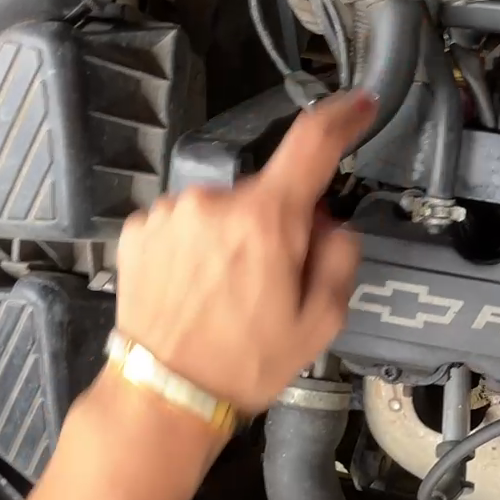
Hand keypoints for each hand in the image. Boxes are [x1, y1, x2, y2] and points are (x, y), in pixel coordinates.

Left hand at [113, 91, 372, 412]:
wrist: (165, 393)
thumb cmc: (241, 363)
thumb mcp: (321, 321)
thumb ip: (340, 257)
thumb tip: (331, 225)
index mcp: (266, 222)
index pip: (311, 143)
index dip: (342, 118)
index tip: (357, 106)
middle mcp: (214, 204)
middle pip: (269, 192)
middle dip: (282, 225)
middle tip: (278, 279)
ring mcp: (172, 215)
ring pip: (228, 209)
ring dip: (239, 238)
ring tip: (232, 294)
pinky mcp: (142, 229)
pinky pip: (191, 222)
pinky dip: (203, 246)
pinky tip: (202, 288)